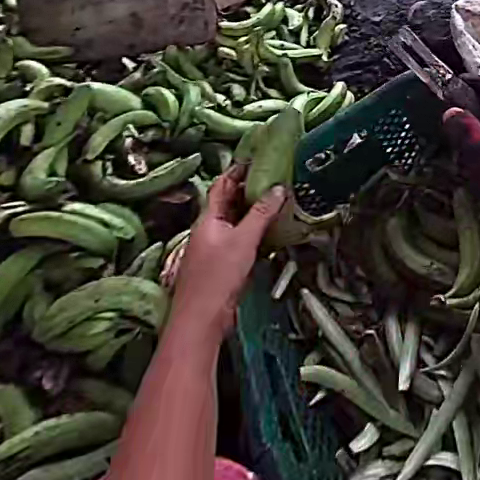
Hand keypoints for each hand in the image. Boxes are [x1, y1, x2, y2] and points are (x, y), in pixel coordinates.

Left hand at [165, 164, 285, 337]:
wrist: (200, 322)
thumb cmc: (217, 277)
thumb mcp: (243, 240)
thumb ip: (261, 214)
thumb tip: (279, 188)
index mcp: (208, 218)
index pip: (222, 185)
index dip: (237, 170)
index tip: (258, 157)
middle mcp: (209, 230)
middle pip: (229, 202)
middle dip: (249, 189)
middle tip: (275, 176)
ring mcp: (215, 248)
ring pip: (236, 221)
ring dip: (254, 211)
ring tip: (278, 199)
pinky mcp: (223, 265)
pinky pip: (241, 239)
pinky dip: (255, 231)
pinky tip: (272, 231)